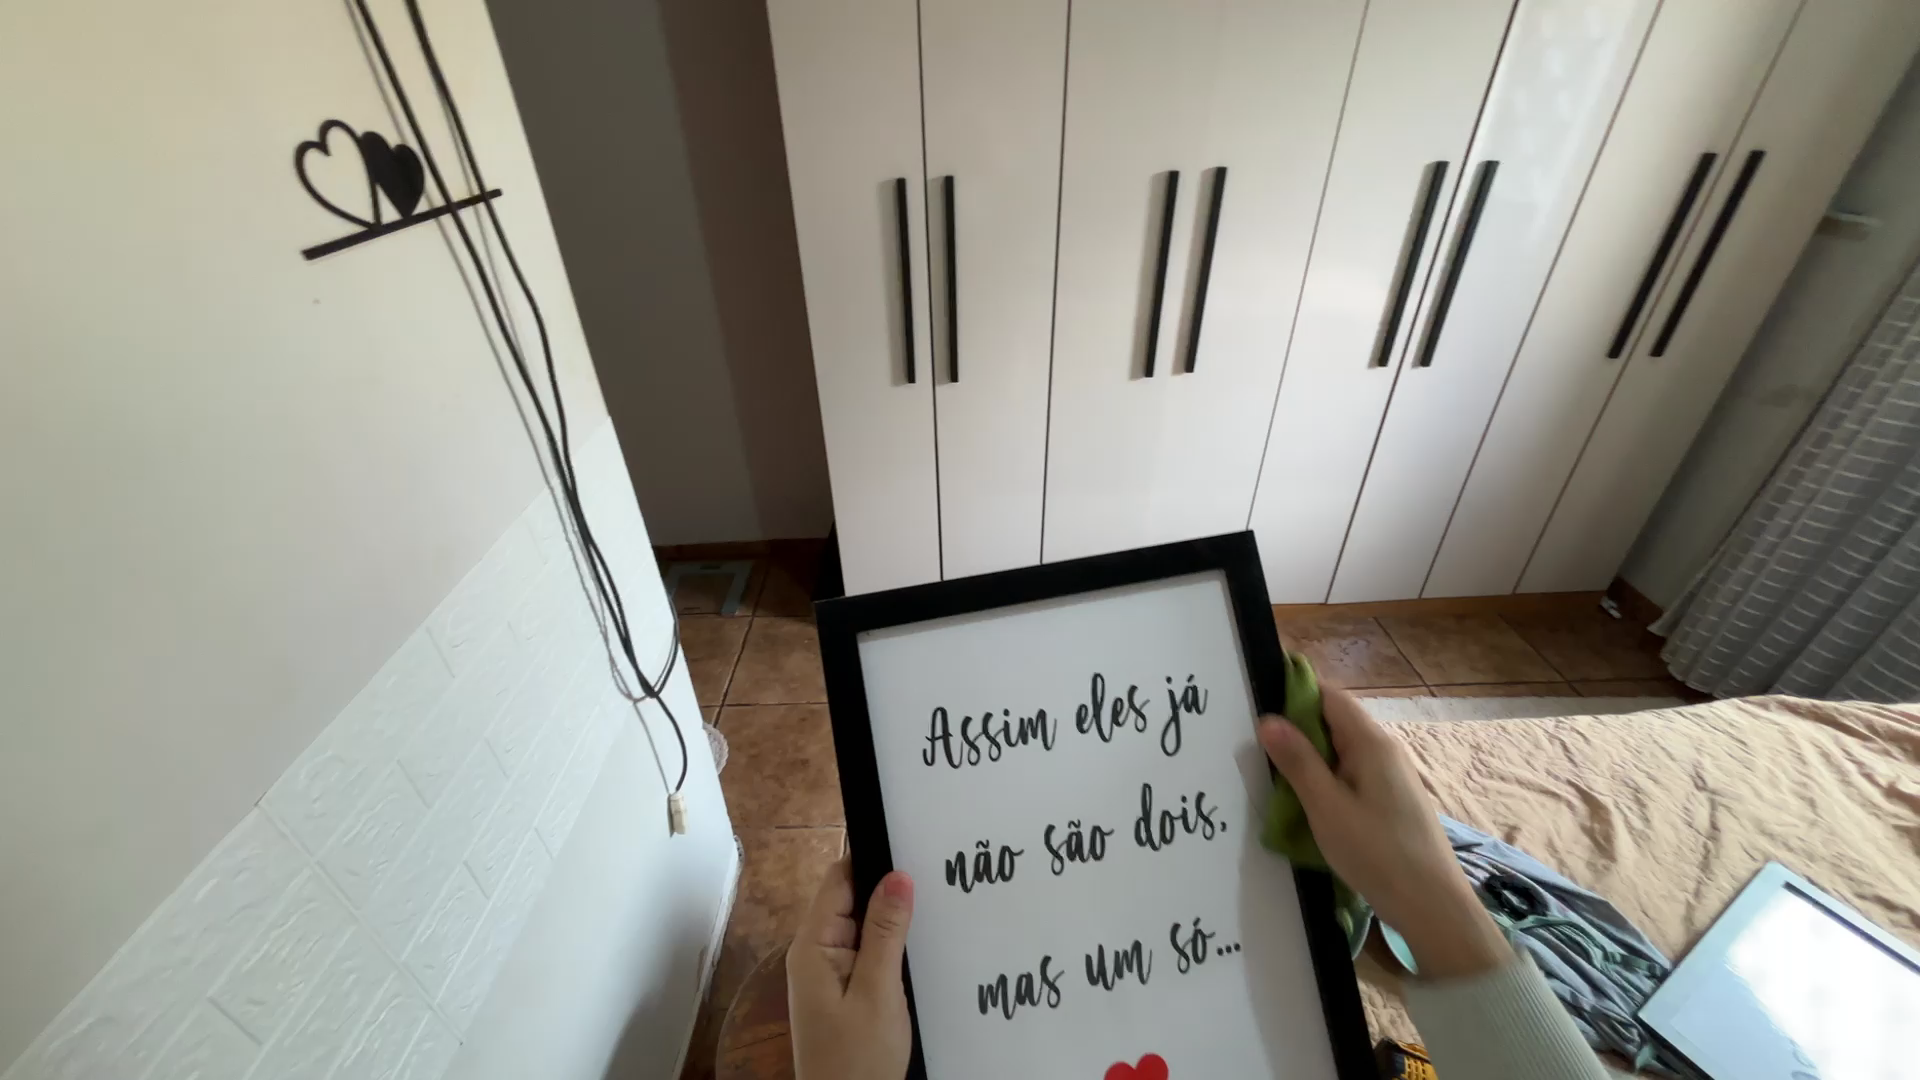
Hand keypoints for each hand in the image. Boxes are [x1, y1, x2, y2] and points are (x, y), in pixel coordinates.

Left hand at [788, 856, 915, 1079]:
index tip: (911, 845)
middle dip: (888, 887)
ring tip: (934, 900)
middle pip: (851, 897)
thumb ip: (885, 931)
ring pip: (863, 923)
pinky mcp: (845, 988)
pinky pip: (867, 948)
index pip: (839, 879)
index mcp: (814, 945)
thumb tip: (898, 874)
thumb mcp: (877, 991)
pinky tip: (919, 938)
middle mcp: (816, 951)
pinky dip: (890, 941)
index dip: (872, 857)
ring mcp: (829, 971)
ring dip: (892, 916)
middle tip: (932, 873)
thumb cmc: (858, 1058)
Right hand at [1258, 687, 1507, 979]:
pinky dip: (1327, 776)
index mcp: (1371, 743)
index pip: (1329, 696)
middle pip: (1335, 720)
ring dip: (1310, 756)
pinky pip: (1352, 772)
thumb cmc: (1378, 854)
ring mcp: (1392, 776)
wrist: (1435, 912)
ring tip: (1277, 774)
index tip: (1259, 707)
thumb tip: (1268, 719)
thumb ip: (1297, 760)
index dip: (1294, 693)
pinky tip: (1309, 800)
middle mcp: (1386, 751)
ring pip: (1341, 749)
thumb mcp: (1326, 806)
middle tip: (1260, 747)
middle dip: (1297, 728)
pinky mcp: (1393, 800)